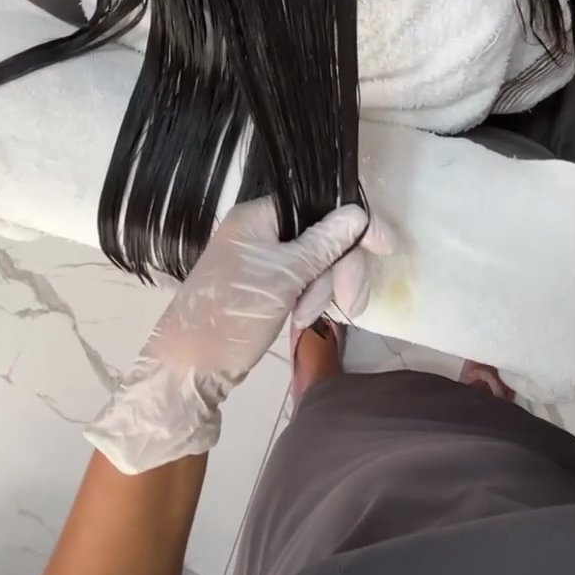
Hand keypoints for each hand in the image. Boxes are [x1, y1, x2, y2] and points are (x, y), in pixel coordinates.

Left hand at [85, 198, 391, 473]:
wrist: (189, 370)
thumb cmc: (231, 315)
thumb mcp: (284, 277)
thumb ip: (324, 243)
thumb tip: (359, 213)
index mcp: (259, 216)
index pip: (319, 203)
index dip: (355, 223)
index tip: (384, 247)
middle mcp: (262, 231)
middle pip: (324, 235)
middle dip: (339, 269)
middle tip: (352, 302)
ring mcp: (265, 260)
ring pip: (318, 262)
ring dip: (323, 290)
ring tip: (308, 318)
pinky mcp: (269, 287)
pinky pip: (305, 282)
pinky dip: (312, 299)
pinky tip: (304, 320)